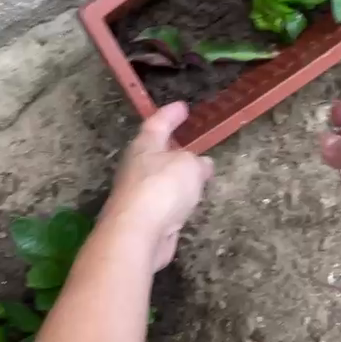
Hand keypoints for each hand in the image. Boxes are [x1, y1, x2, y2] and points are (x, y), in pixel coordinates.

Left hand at [102, 102, 214, 270]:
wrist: (137, 234)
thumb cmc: (162, 189)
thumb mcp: (188, 166)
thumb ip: (198, 163)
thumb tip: (203, 164)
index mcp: (144, 146)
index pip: (158, 123)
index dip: (171, 114)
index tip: (183, 107)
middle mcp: (137, 167)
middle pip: (155, 152)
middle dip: (171, 148)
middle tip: (188, 144)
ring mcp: (137, 195)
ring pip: (159, 179)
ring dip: (175, 176)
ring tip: (194, 176)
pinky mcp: (143, 219)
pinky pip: (163, 202)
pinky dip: (175, 200)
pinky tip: (187, 204)